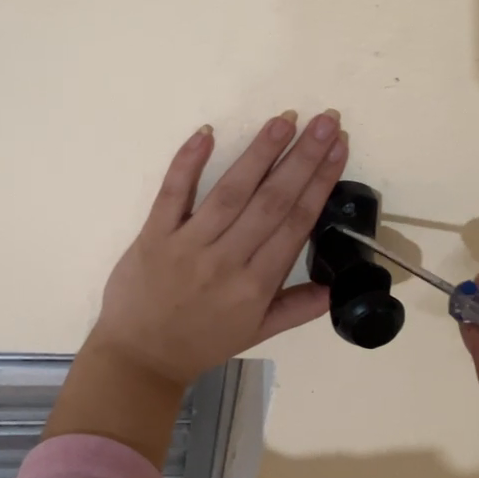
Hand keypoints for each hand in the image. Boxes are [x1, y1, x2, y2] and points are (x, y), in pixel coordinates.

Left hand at [46, 111, 347, 464]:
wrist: (139, 358)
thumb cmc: (201, 342)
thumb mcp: (256, 333)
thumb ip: (298, 308)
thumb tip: (338, 288)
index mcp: (256, 284)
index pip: (296, 223)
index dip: (320, 182)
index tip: (339, 148)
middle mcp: (227, 260)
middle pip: (272, 200)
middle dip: (302, 158)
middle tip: (325, 119)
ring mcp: (188, 244)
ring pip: (230, 191)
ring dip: (259, 152)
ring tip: (285, 119)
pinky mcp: (154, 234)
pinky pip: (173, 192)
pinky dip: (188, 161)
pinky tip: (207, 132)